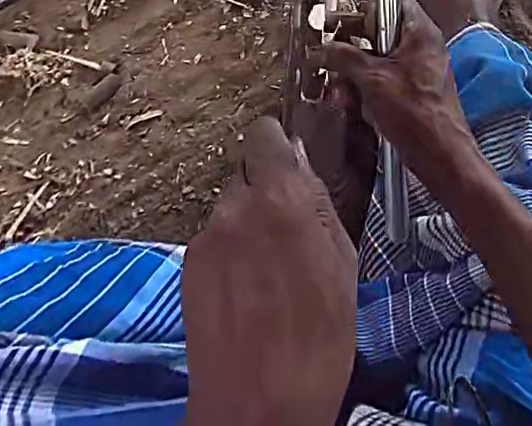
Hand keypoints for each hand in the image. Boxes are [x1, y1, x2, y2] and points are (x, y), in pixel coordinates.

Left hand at [184, 118, 355, 425]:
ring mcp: (207, 233)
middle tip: (286, 231)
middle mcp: (236, 205)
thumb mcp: (342, 265)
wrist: (256, 409)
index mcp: (280, 199)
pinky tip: (244, 289)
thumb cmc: (318, 340)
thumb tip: (299, 160)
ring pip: (231, 206)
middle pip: (248, 172)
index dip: (277, 144)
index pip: (264, 133)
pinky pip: (215, 236)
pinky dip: (229, 249)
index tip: (289, 164)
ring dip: (247, 222)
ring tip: (266, 271)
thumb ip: (318, 202)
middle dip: (266, 190)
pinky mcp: (188, 261)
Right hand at [323, 0, 485, 198]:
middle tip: (329, 54)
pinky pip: (384, 79)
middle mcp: (422, 46)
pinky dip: (367, 89)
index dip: (366, 6)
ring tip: (341, 91)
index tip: (343, 18)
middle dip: (351, 49)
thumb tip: (323, 49)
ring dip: (354, 74)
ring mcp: (418, 69)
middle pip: (379, 33)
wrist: (440, 157)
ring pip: (378, 59)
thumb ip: (344, 57)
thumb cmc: (415, 114)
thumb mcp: (371, 79)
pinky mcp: (413, 91)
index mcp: (420, 32)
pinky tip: (354, 104)